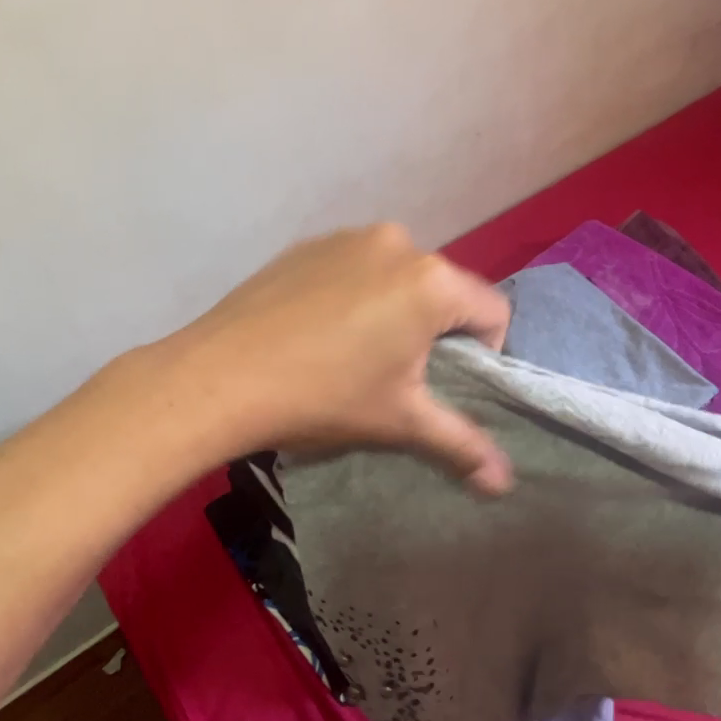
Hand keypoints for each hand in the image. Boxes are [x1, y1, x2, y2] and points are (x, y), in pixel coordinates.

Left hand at [121, 223, 513, 493]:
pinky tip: (321, 329)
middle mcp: (401, 244)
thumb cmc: (323, 398)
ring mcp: (351, 237)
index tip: (442, 383)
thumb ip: (462, 444)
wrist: (216, 377)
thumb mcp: (400, 422)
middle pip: (447, 291)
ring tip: (355, 350)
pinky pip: (360, 266)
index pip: (493, 311)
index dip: (483, 354)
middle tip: (397, 372)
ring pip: (402, 277)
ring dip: (397, 309)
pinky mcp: (312, 243)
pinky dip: (357, 293)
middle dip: (436, 330)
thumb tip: (505, 484)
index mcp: (433, 282)